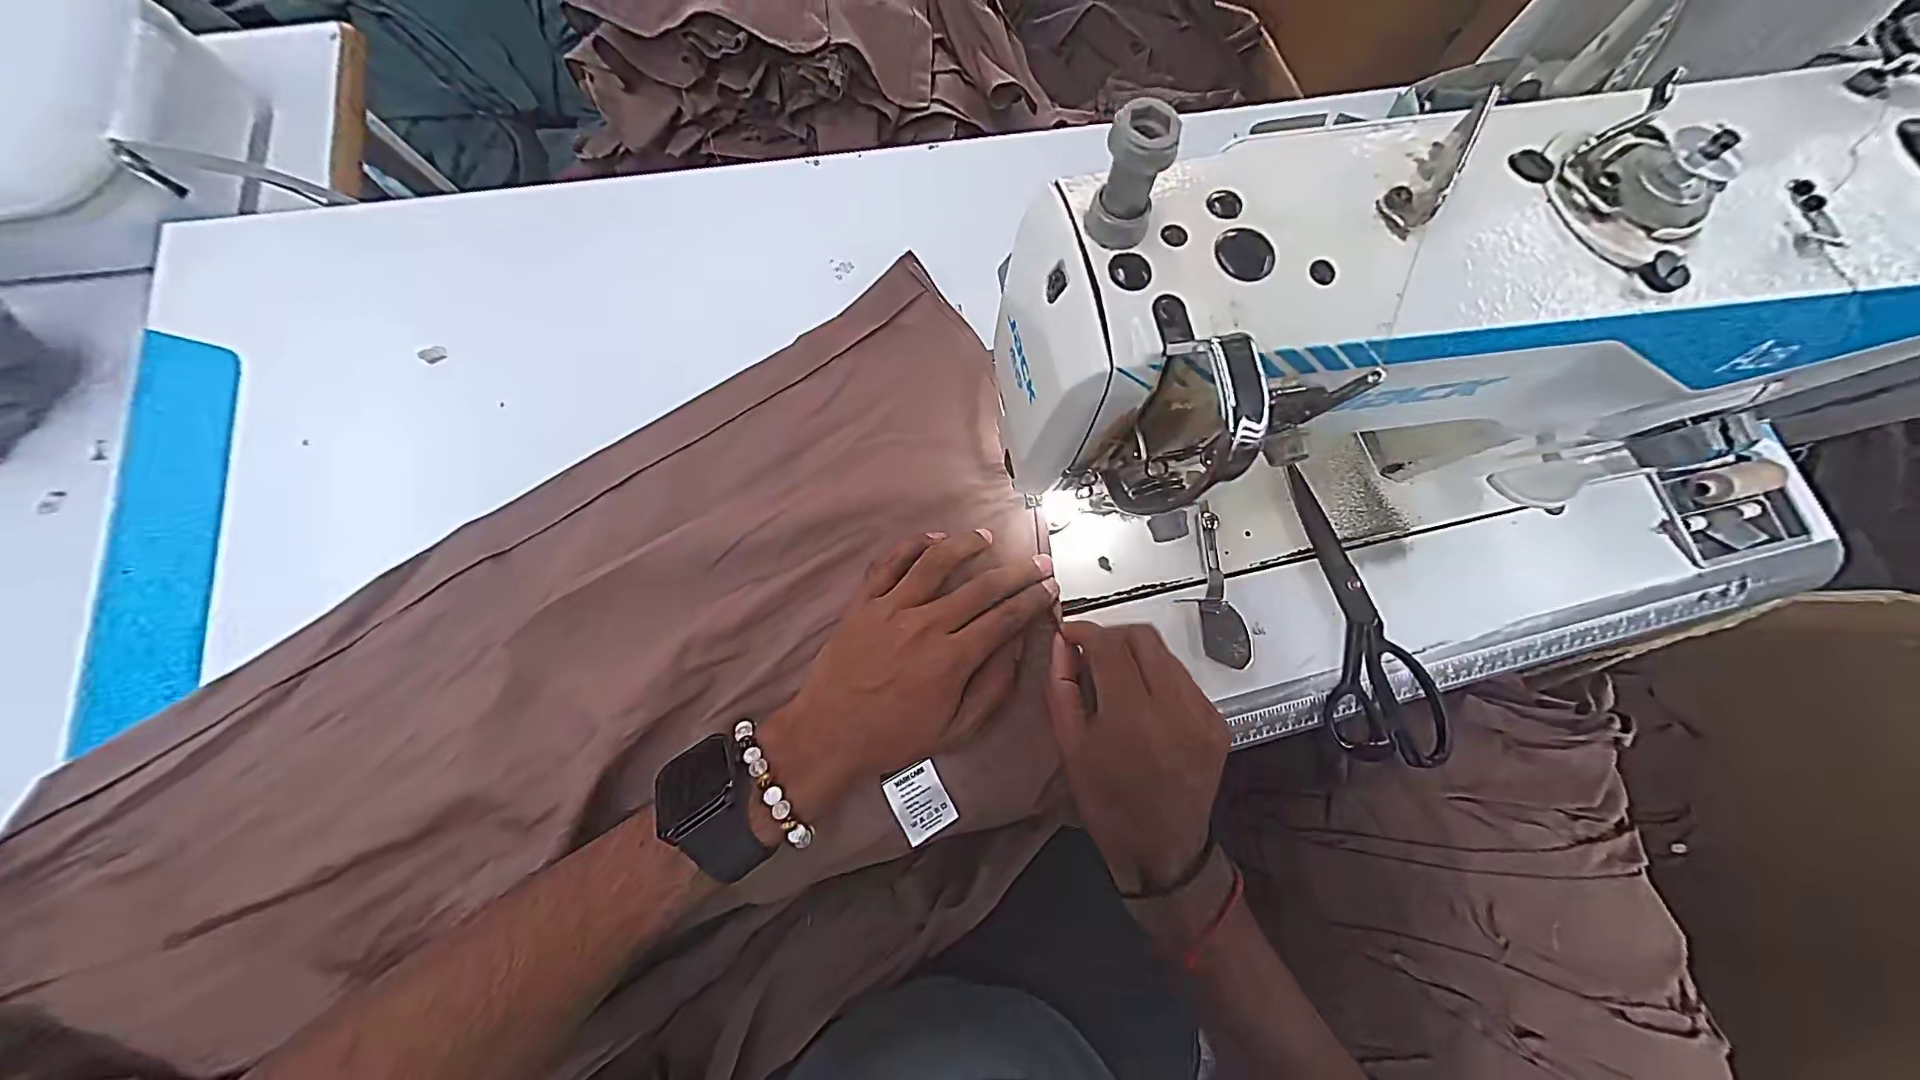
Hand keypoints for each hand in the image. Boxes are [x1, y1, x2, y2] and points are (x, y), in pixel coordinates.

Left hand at [757, 529, 1057, 829]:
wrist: (829, 734)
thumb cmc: (890, 736)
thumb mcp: (954, 729)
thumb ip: (991, 689)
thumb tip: (1014, 651)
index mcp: (950, 659)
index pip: (1005, 618)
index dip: (1032, 599)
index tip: (1047, 588)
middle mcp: (924, 626)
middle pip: (981, 586)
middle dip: (1016, 572)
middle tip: (1035, 563)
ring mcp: (891, 610)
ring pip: (936, 562)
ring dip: (966, 545)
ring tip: (985, 537)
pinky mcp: (864, 603)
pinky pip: (889, 563)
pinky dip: (912, 546)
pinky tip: (931, 540)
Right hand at [1045, 622, 1228, 893]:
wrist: (1162, 850)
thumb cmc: (1111, 807)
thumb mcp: (1070, 747)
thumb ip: (1061, 688)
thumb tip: (1062, 646)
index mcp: (1132, 719)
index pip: (1109, 644)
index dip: (1084, 632)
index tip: (1071, 635)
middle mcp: (1174, 711)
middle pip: (1142, 637)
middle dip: (1111, 636)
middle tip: (1091, 652)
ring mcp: (1202, 716)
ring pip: (1166, 652)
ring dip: (1136, 654)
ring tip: (1115, 678)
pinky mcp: (1216, 722)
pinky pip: (1184, 677)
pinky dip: (1159, 676)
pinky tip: (1142, 699)